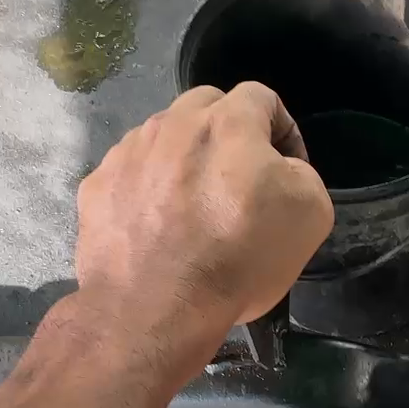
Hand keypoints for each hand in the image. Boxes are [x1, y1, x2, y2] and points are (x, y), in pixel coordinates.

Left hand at [74, 83, 331, 365]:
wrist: (156, 309)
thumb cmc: (242, 258)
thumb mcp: (311, 213)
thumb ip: (301, 172)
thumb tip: (278, 169)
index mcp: (228, 123)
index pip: (262, 98)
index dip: (284, 129)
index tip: (287, 168)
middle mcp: (171, 124)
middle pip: (207, 107)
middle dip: (231, 135)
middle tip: (242, 181)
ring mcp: (127, 153)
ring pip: (166, 137)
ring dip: (187, 159)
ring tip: (197, 208)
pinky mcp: (97, 186)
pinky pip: (134, 172)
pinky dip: (152, 189)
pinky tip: (162, 227)